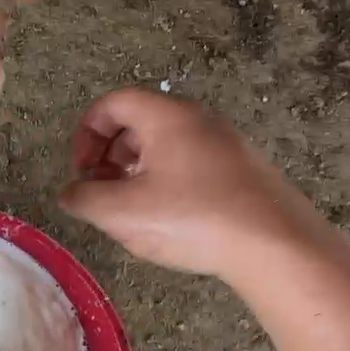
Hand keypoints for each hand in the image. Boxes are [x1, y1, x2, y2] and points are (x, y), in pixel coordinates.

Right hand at [57, 88, 335, 278]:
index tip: (82, 171)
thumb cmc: (193, 220)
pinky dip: (164, 181)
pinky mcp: (242, 171)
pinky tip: (169, 219)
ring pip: (163, 145)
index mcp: (167, 118)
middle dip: (108, 154)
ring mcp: (226, 144)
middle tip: (101, 190)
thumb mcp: (119, 212)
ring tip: (131, 209)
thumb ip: (82, 198)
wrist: (279, 248)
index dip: (86, 133)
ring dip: (134, 171)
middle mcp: (199, 120)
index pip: (113, 103)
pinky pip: (188, 163)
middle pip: (137, 122)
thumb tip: (70, 193)